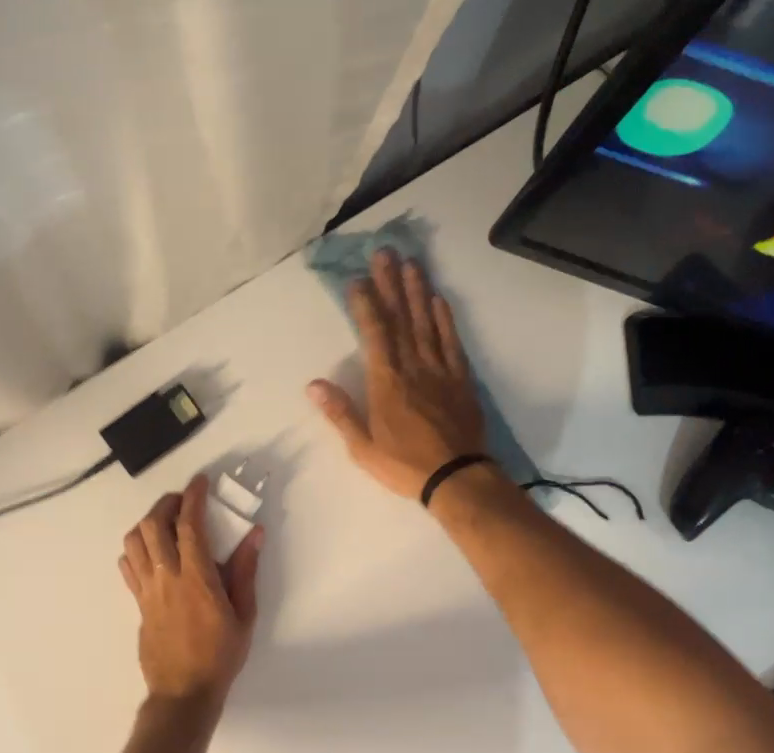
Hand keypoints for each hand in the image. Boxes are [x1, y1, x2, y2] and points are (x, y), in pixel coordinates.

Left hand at [118, 475, 264, 713]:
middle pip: (152, 525)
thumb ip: (246, 571)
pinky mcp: (138, 603)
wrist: (184, 692)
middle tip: (183, 501)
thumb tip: (253, 534)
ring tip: (165, 522)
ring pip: (133, 541)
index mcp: (197, 579)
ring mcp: (147, 590)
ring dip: (147, 522)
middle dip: (166, 503)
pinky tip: (151, 552)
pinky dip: (136, 549)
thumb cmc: (220, 656)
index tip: (201, 482)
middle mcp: (166, 578)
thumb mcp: (245, 615)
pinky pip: (127, 566)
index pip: (189, 525)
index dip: (193, 497)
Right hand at [307, 251, 485, 498]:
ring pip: (426, 323)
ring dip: (417, 292)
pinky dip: (445, 320)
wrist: (457, 477)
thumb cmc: (404, 466)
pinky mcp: (460, 380)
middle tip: (384, 253)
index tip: (357, 279)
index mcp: (386, 382)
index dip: (365, 304)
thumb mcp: (362, 448)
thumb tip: (313, 385)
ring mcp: (439, 370)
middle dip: (390, 285)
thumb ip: (340, 413)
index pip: (374, 334)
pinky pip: (451, 343)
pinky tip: (439, 300)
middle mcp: (413, 367)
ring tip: (411, 263)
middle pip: (400, 319)